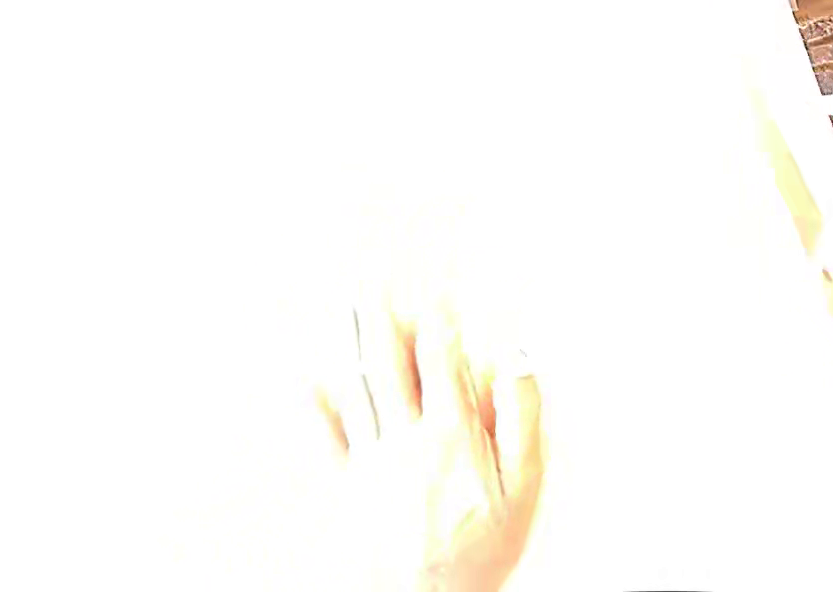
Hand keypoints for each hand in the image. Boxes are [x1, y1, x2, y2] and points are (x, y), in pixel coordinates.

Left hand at [316, 299, 543, 591]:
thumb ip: (521, 418)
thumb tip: (514, 359)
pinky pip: (327, 437)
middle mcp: (405, 439)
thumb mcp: (523, 490)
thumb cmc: (480, 553)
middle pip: (388, 364)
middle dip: (381, 316)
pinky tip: (308, 378)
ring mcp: (371, 462)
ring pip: (357, 388)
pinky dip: (316, 405)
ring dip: (349, 342)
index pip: (441, 359)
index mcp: (450, 435)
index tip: (438, 290)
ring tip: (345, 305)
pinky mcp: (347, 489)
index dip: (439, 320)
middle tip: (372, 279)